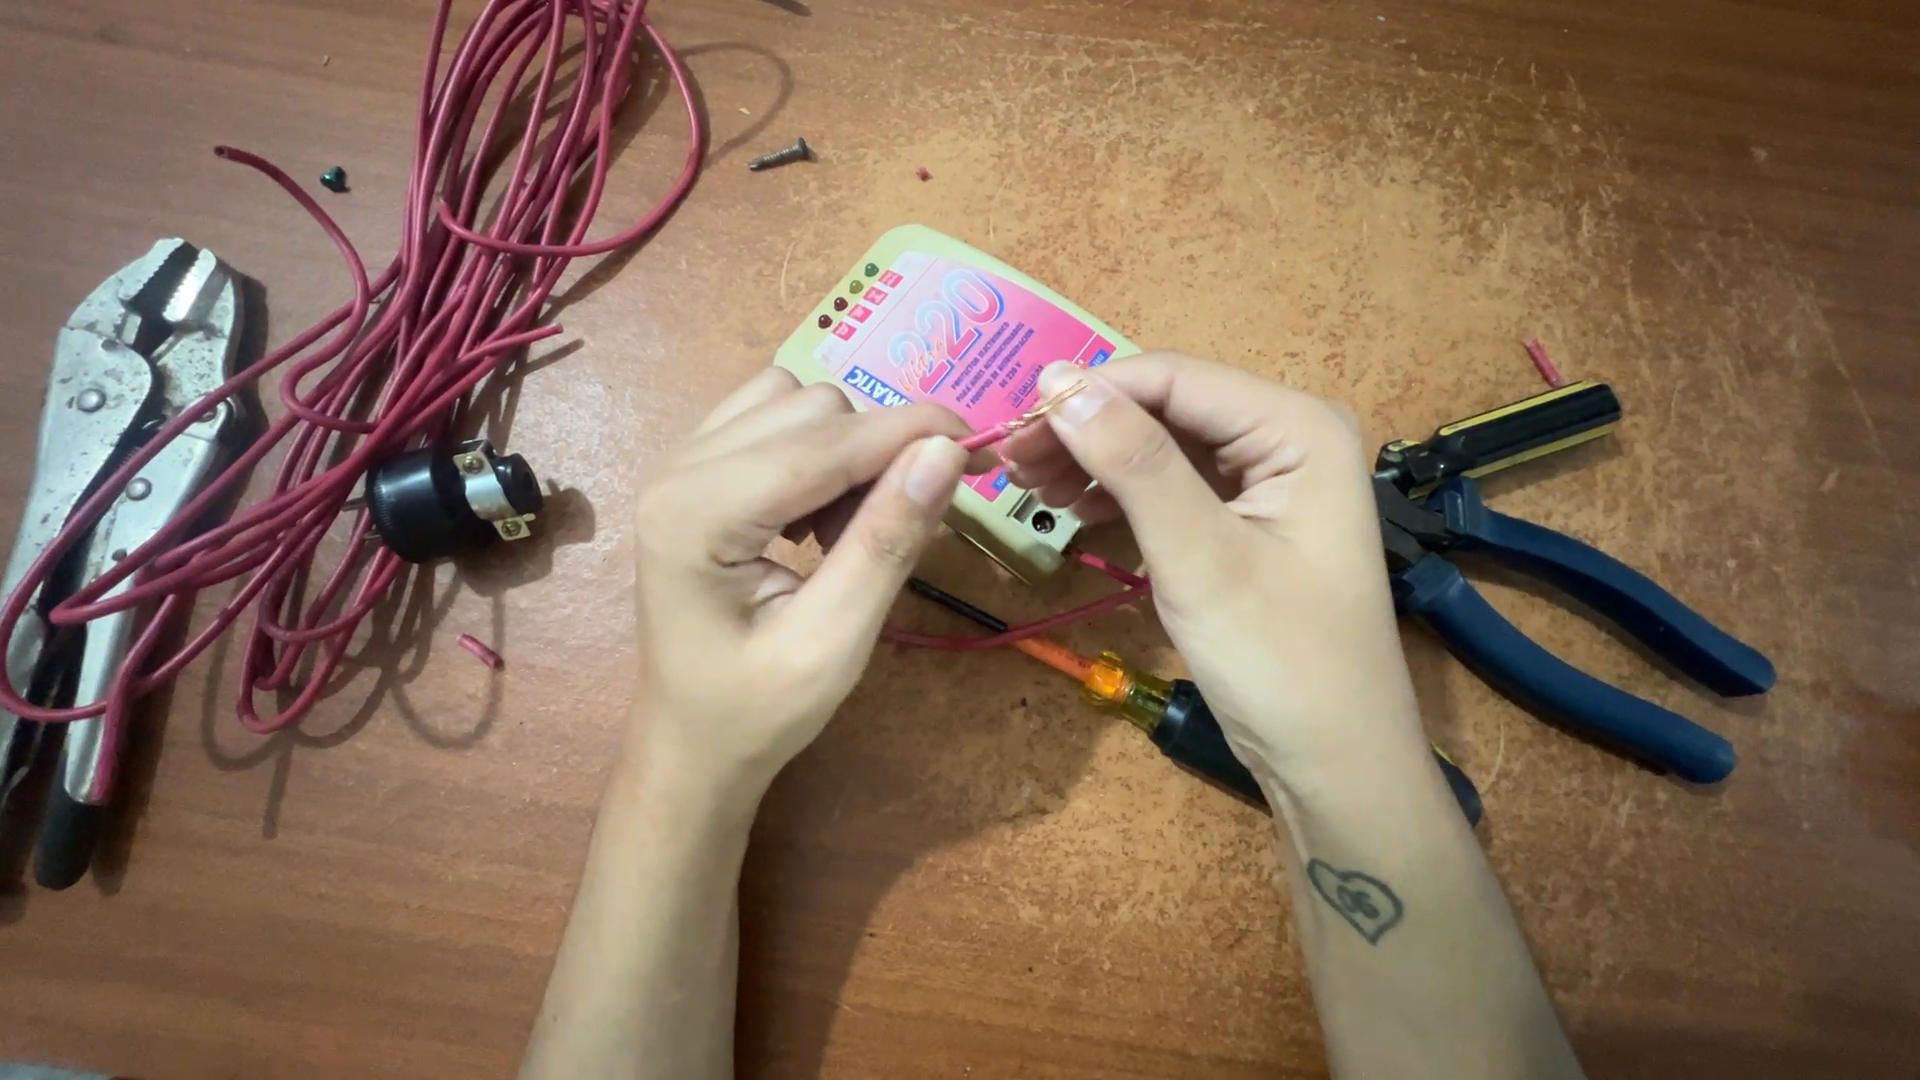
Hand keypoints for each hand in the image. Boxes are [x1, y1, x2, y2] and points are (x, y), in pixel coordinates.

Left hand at [627, 367, 979, 795]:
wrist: (690, 743)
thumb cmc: (757, 712)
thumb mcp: (834, 643)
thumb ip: (887, 542)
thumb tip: (946, 451)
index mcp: (698, 513)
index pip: (825, 440)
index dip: (912, 431)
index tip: (982, 447)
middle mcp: (679, 468)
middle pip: (811, 409)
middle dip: (877, 453)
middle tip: (897, 530)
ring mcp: (680, 464)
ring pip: (795, 402)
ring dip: (847, 451)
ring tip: (848, 531)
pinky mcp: (694, 471)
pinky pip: (773, 419)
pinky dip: (819, 451)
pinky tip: (817, 515)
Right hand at [999, 354, 1429, 783]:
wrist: (1331, 761)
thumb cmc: (1277, 660)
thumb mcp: (1199, 557)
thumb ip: (1133, 462)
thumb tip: (1058, 383)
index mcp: (1295, 428)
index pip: (1174, 380)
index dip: (1089, 394)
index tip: (1012, 425)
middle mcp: (1285, 438)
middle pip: (1165, 409)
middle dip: (1087, 431)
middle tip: (1011, 463)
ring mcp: (1266, 481)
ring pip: (1161, 447)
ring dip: (1095, 461)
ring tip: (1031, 487)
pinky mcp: (1244, 521)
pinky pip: (1171, 487)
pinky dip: (1120, 496)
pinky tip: (1075, 510)